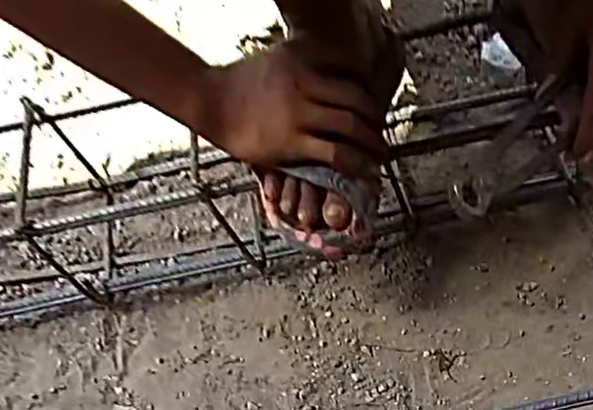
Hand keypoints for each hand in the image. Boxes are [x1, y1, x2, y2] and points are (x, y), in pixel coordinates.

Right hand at [196, 42, 388, 255]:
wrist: (210, 102)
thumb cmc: (245, 86)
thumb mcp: (278, 62)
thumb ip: (307, 68)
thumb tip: (336, 76)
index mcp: (299, 56)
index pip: (350, 67)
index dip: (369, 89)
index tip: (375, 106)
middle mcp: (301, 80)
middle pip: (358, 99)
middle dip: (377, 120)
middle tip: (382, 134)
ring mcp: (297, 111)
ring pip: (352, 125)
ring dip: (374, 144)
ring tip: (381, 154)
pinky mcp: (293, 141)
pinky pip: (338, 153)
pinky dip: (358, 164)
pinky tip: (364, 170)